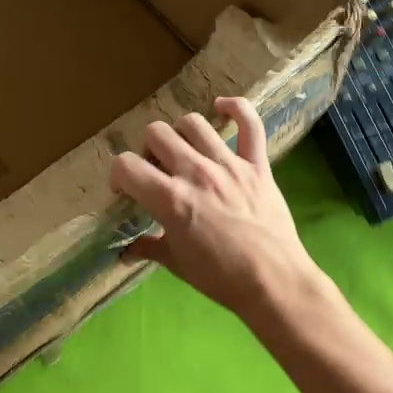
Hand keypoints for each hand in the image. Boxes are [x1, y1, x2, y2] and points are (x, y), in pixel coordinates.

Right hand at [110, 97, 320, 317]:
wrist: (274, 283)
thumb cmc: (221, 278)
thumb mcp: (176, 264)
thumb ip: (148, 248)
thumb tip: (126, 249)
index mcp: (171, 199)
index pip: (126, 166)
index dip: (118, 176)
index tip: (126, 190)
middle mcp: (196, 173)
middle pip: (156, 134)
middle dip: (148, 151)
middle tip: (156, 172)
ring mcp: (229, 165)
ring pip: (193, 123)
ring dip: (180, 134)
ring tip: (183, 152)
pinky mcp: (257, 165)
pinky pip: (249, 123)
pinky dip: (235, 109)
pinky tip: (222, 109)